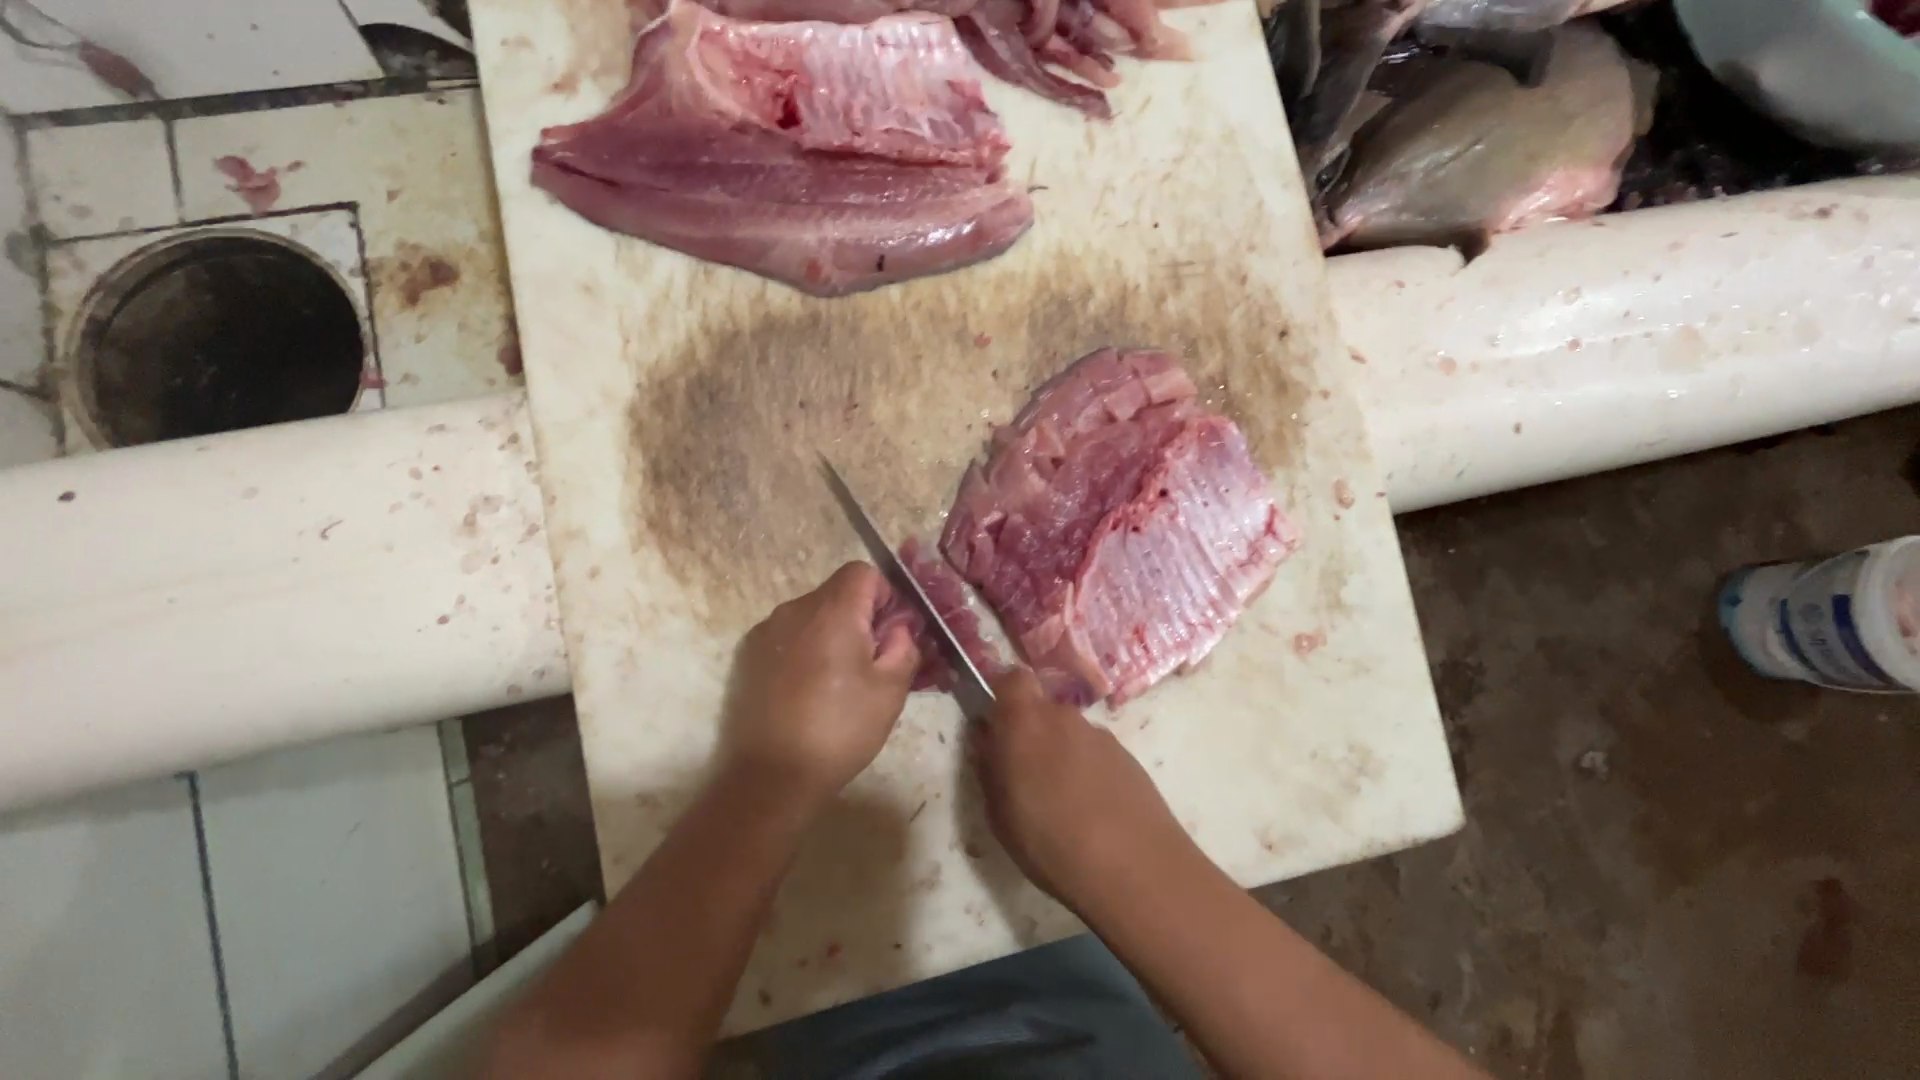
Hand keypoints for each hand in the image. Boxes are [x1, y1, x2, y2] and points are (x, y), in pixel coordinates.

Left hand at [722, 562, 919, 810]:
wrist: (771, 775)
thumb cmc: (840, 729)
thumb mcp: (890, 691)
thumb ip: (903, 646)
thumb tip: (897, 628)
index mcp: (832, 611)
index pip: (862, 572)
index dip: (883, 595)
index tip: (889, 633)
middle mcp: (794, 610)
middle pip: (835, 593)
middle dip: (858, 617)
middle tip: (871, 663)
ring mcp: (765, 632)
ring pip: (810, 616)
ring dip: (830, 635)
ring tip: (837, 682)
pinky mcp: (748, 657)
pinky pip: (787, 638)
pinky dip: (803, 651)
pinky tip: (807, 692)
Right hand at [970, 668, 1195, 908]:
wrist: (1136, 869)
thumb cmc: (1051, 843)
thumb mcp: (999, 815)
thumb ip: (989, 768)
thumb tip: (986, 740)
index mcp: (1026, 723)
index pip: (1012, 679)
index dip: (1003, 697)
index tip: (997, 728)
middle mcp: (1065, 718)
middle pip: (1042, 711)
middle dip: (1031, 735)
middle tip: (1025, 779)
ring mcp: (1102, 737)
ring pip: (1070, 735)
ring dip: (1061, 757)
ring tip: (1062, 806)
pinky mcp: (1129, 758)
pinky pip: (1095, 755)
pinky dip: (1088, 773)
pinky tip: (1092, 814)